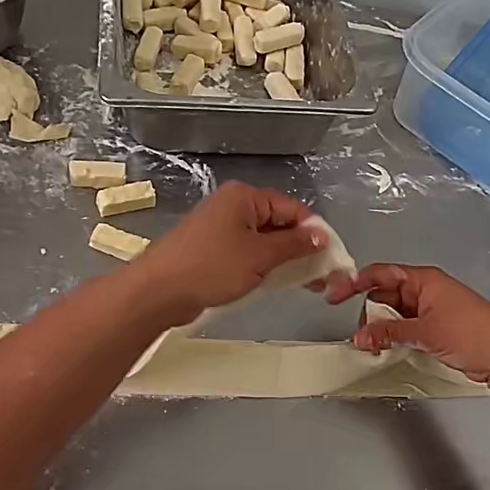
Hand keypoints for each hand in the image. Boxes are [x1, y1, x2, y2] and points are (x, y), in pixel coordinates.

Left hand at [126, 182, 327, 325]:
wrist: (158, 292)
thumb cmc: (210, 268)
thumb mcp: (260, 256)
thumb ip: (294, 245)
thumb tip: (321, 236)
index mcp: (243, 197)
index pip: (292, 208)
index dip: (314, 231)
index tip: (332, 256)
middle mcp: (231, 207)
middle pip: (277, 223)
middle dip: (300, 248)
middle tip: (321, 275)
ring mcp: (219, 228)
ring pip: (262, 241)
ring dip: (282, 260)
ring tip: (304, 284)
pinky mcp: (210, 250)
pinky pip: (245, 253)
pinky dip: (261, 266)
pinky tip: (274, 283)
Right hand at [326, 263, 489, 383]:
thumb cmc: (471, 334)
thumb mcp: (424, 333)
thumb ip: (388, 333)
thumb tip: (361, 337)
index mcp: (424, 280)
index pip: (381, 274)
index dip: (356, 282)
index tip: (336, 296)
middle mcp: (426, 290)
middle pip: (385, 294)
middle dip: (370, 312)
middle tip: (361, 333)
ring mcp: (431, 309)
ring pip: (394, 312)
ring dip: (381, 327)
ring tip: (373, 344)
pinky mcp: (435, 327)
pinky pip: (406, 326)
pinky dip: (394, 335)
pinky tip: (387, 348)